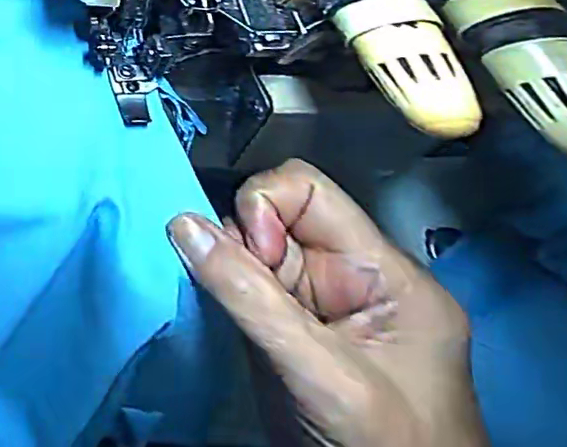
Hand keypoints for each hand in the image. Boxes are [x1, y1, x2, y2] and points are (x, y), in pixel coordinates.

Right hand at [167, 160, 487, 446]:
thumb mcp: (324, 377)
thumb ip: (252, 299)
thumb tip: (180, 223)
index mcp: (386, 273)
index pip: (307, 189)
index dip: (264, 206)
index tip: (254, 258)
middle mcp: (352, 275)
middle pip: (272, 214)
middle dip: (242, 246)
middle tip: (240, 295)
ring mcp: (320, 300)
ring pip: (249, 245)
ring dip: (228, 270)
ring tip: (238, 317)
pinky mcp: (291, 323)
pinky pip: (243, 279)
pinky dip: (224, 289)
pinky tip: (229, 317)